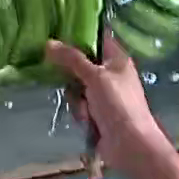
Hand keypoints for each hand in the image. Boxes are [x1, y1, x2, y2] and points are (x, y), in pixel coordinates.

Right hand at [45, 34, 166, 167]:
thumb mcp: (95, 76)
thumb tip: (49, 43)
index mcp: (117, 58)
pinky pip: (80, 105)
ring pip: (77, 87)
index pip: (98, 37)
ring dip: (77, 99)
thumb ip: (72, 59)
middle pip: (82, 64)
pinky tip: (87, 121)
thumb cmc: (117, 103)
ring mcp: (104, 94)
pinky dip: (81, 112)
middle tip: (67, 80)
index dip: (80, 35)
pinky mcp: (98, 112)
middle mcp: (111, 73)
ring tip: (86, 110)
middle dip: (73, 76)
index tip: (58, 34)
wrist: (129, 144)